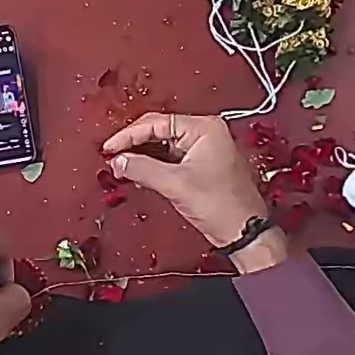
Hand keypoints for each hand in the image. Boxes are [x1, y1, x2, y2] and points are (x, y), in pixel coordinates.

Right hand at [103, 113, 288, 273]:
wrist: (244, 232)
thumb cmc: (222, 205)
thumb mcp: (176, 184)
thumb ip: (143, 168)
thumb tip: (119, 160)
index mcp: (204, 128)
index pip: (157, 122)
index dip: (129, 135)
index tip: (111, 147)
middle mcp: (205, 133)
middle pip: (159, 131)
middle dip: (134, 144)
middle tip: (113, 157)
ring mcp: (203, 148)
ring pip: (163, 145)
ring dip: (142, 156)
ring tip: (121, 166)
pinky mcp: (200, 164)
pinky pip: (170, 158)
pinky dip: (153, 165)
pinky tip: (138, 174)